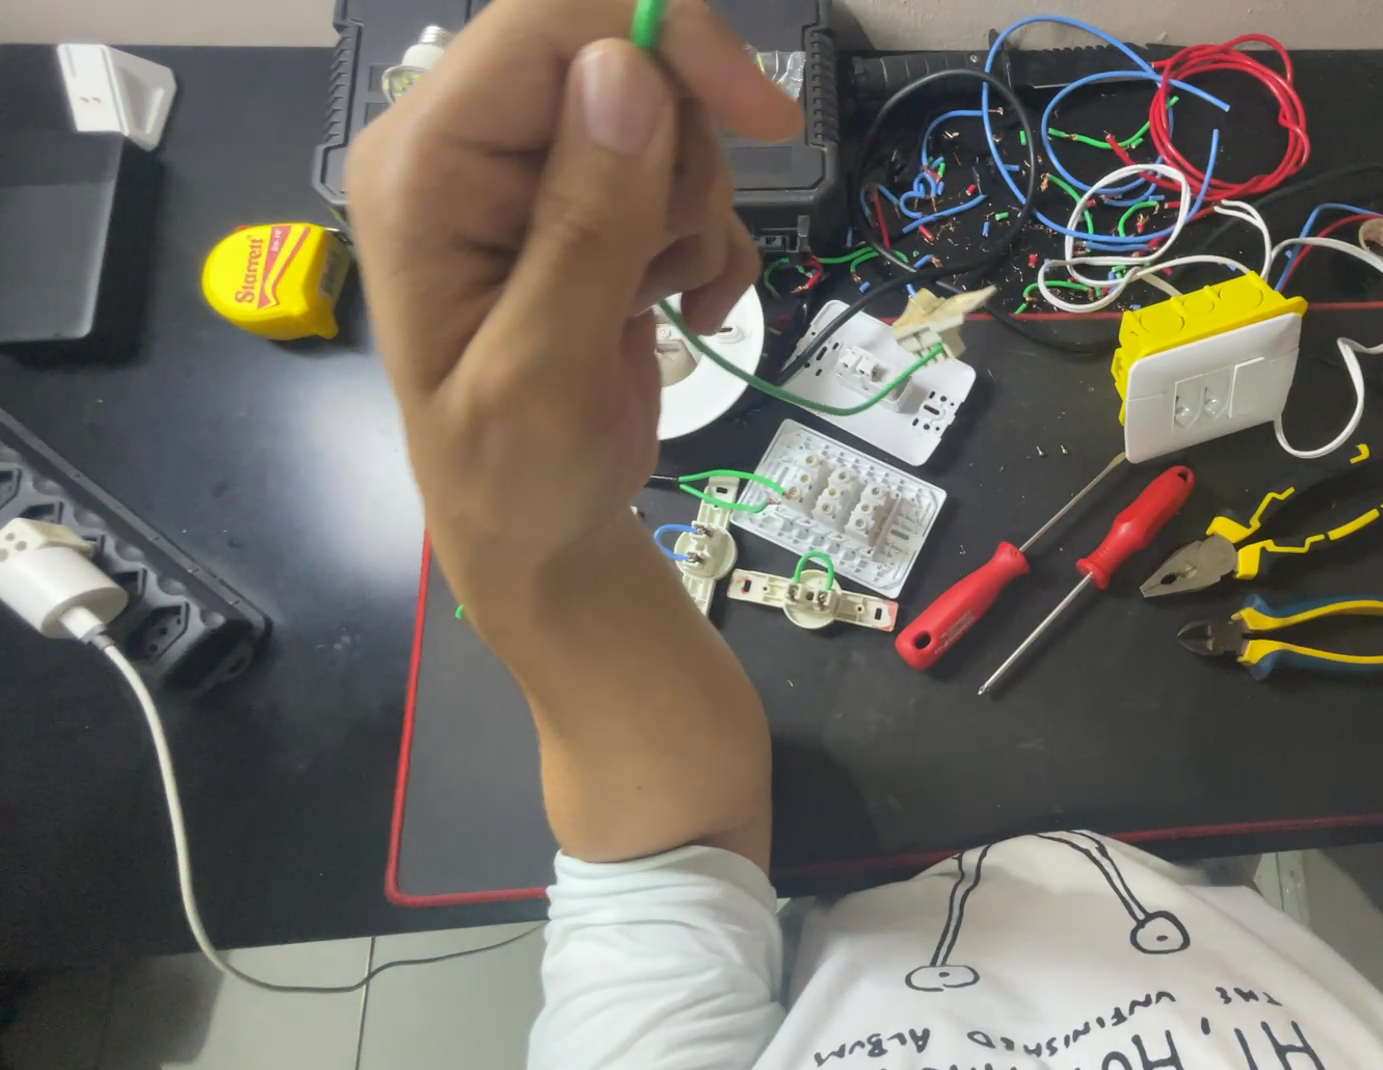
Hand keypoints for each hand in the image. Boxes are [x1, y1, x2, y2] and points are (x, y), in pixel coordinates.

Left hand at [347, 0, 799, 609]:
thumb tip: (629, 73)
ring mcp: (547, 193)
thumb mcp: (546, 366)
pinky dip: (711, 257)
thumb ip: (582, 227)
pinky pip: (688, 200)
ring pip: (672, 139)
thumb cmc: (518, 468)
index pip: (549, 30)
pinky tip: (693, 314)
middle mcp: (485, 157)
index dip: (665, 43)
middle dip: (680, 171)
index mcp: (433, 165)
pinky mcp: (601, 231)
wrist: (545, 524)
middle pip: (628, 75)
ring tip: (668, 304)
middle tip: (666, 268)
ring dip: (697, 224)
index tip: (766, 118)